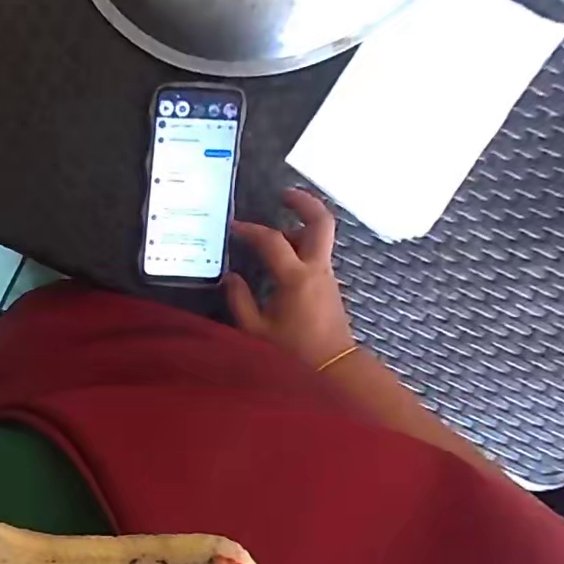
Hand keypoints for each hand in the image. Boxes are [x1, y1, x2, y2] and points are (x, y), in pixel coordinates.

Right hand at [226, 189, 355, 368]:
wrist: (332, 368)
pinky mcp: (328, 285)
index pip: (273, 241)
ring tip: (272, 235)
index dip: (251, 230)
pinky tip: (279, 259)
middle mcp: (317, 270)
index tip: (234, 227)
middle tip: (284, 194)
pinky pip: (315, 255)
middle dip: (304, 202)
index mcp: (297, 279)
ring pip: (319, 237)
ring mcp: (327, 276)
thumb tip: (231, 277)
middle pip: (321, 222)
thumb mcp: (256, 330)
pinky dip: (299, 246)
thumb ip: (240, 300)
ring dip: (299, 227)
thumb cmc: (292, 353)